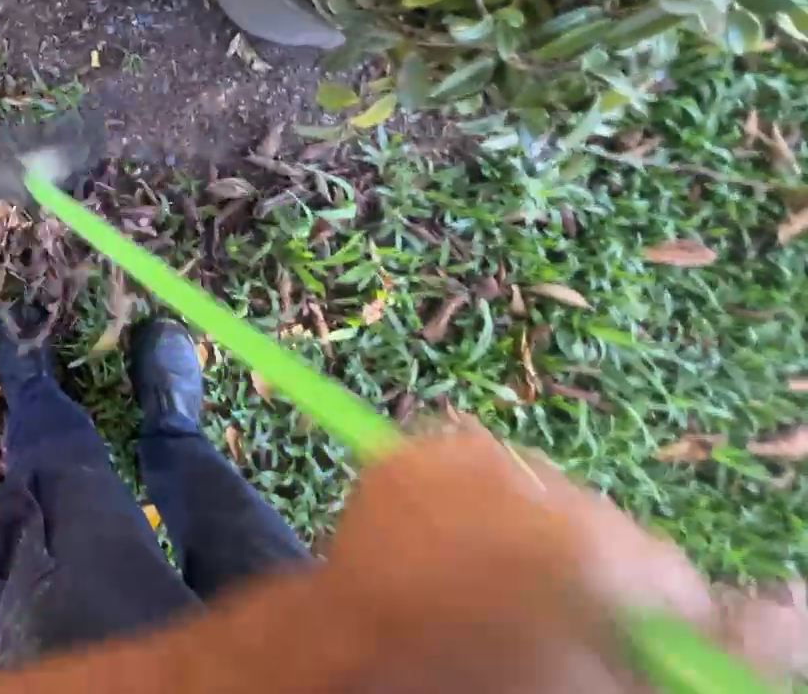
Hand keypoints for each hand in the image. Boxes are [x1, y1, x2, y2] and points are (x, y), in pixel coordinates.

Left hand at [321, 421, 804, 691]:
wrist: (358, 638)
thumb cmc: (485, 672)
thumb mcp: (612, 679)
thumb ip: (722, 649)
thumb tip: (795, 602)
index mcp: (582, 545)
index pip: (664, 566)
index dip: (650, 607)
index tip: (614, 628)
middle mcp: (520, 482)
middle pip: (599, 518)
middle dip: (591, 561)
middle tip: (542, 603)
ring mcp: (450, 458)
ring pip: (540, 486)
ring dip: (533, 523)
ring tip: (496, 569)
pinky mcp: (406, 451)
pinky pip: (473, 460)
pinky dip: (481, 493)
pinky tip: (461, 534)